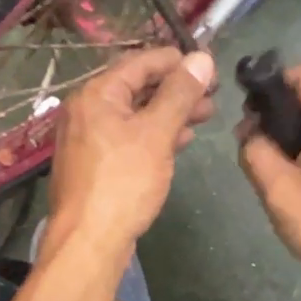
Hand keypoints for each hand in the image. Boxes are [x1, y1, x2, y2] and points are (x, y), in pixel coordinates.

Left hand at [45, 47, 215, 254]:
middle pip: (137, 87)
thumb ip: (180, 94)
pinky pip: (128, 138)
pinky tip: (179, 142)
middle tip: (214, 96)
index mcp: (96, 94)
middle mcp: (86, 110)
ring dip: (169, 113)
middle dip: (177, 89)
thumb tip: (201, 58)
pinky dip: (154, 135)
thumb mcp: (157, 134)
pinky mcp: (95, 164)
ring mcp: (88, 138)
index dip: (178, 61)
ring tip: (205, 117)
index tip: (211, 67)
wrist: (87, 241)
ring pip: (135, 115)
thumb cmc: (122, 183)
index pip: (141, 61)